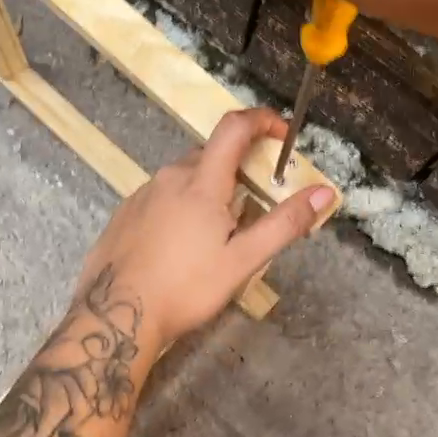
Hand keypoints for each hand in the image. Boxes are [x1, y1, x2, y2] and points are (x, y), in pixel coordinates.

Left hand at [74, 109, 334, 351]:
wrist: (114, 317)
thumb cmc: (185, 289)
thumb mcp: (243, 261)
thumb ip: (284, 223)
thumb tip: (323, 192)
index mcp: (201, 182)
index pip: (234, 127)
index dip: (262, 120)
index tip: (284, 135)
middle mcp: (169, 177)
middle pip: (211, 154)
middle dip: (239, 168)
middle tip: (256, 206)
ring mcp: (142, 194)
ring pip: (185, 177)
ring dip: (209, 190)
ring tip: (219, 235)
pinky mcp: (124, 213)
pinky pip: (162, 196)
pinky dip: (182, 206)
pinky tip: (182, 246)